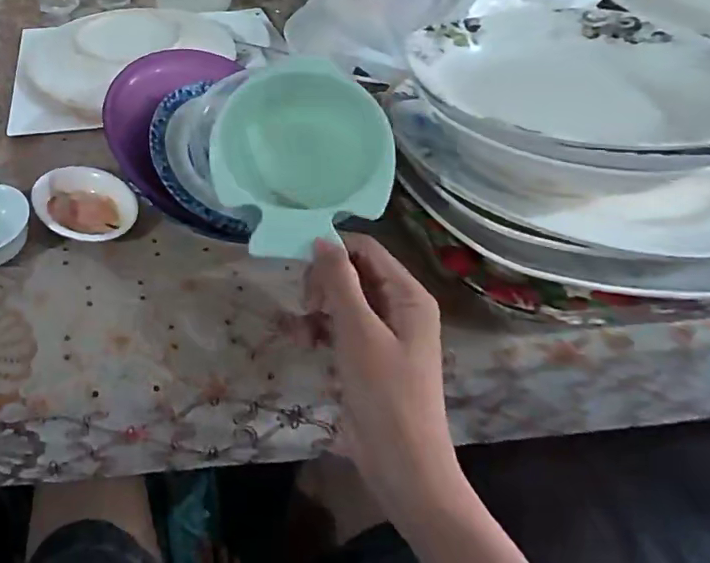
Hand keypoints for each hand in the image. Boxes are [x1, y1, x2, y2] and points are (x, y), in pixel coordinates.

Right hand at [305, 234, 462, 521]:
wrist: (404, 469)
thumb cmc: (386, 395)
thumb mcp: (359, 333)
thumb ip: (340, 282)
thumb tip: (321, 239)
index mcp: (408, 294)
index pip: (367, 250)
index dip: (334, 251)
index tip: (301, 267)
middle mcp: (400, 307)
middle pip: (355, 272)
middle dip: (325, 282)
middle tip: (305, 304)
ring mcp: (386, 333)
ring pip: (345, 300)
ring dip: (319, 308)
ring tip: (301, 330)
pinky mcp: (371, 357)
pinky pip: (343, 328)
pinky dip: (323, 330)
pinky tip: (304, 342)